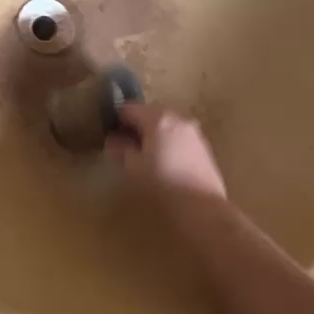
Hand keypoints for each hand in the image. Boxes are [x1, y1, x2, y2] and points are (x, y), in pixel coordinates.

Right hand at [108, 103, 227, 200]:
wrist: (202, 205)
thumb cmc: (163, 183)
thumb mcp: (134, 168)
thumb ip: (121, 149)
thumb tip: (113, 140)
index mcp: (158, 119)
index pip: (131, 108)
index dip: (117, 118)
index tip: (110, 133)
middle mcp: (178, 119)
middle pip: (151, 113)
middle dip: (137, 125)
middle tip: (125, 145)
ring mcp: (193, 132)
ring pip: (167, 125)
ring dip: (154, 134)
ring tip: (144, 155)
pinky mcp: (203, 146)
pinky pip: (179, 137)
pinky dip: (168, 143)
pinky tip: (164, 162)